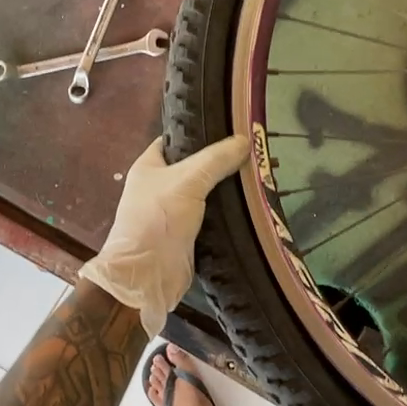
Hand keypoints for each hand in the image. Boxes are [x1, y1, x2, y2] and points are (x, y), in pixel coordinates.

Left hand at [80, 135, 249, 334]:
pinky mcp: (189, 236)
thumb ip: (216, 160)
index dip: (199, 133)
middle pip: (195, 167)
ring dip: (229, 190)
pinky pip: (213, 218)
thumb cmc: (158, 220)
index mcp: (149, 167)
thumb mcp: (187, 181)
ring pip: (207, 194)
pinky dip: (229, 214)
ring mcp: (175, 213)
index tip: (230, 129)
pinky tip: (252, 208)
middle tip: (254, 154)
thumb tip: (244, 140)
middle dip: (221, 162)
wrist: (147, 276)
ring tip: (259, 177)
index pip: (175, 140)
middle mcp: (160, 188)